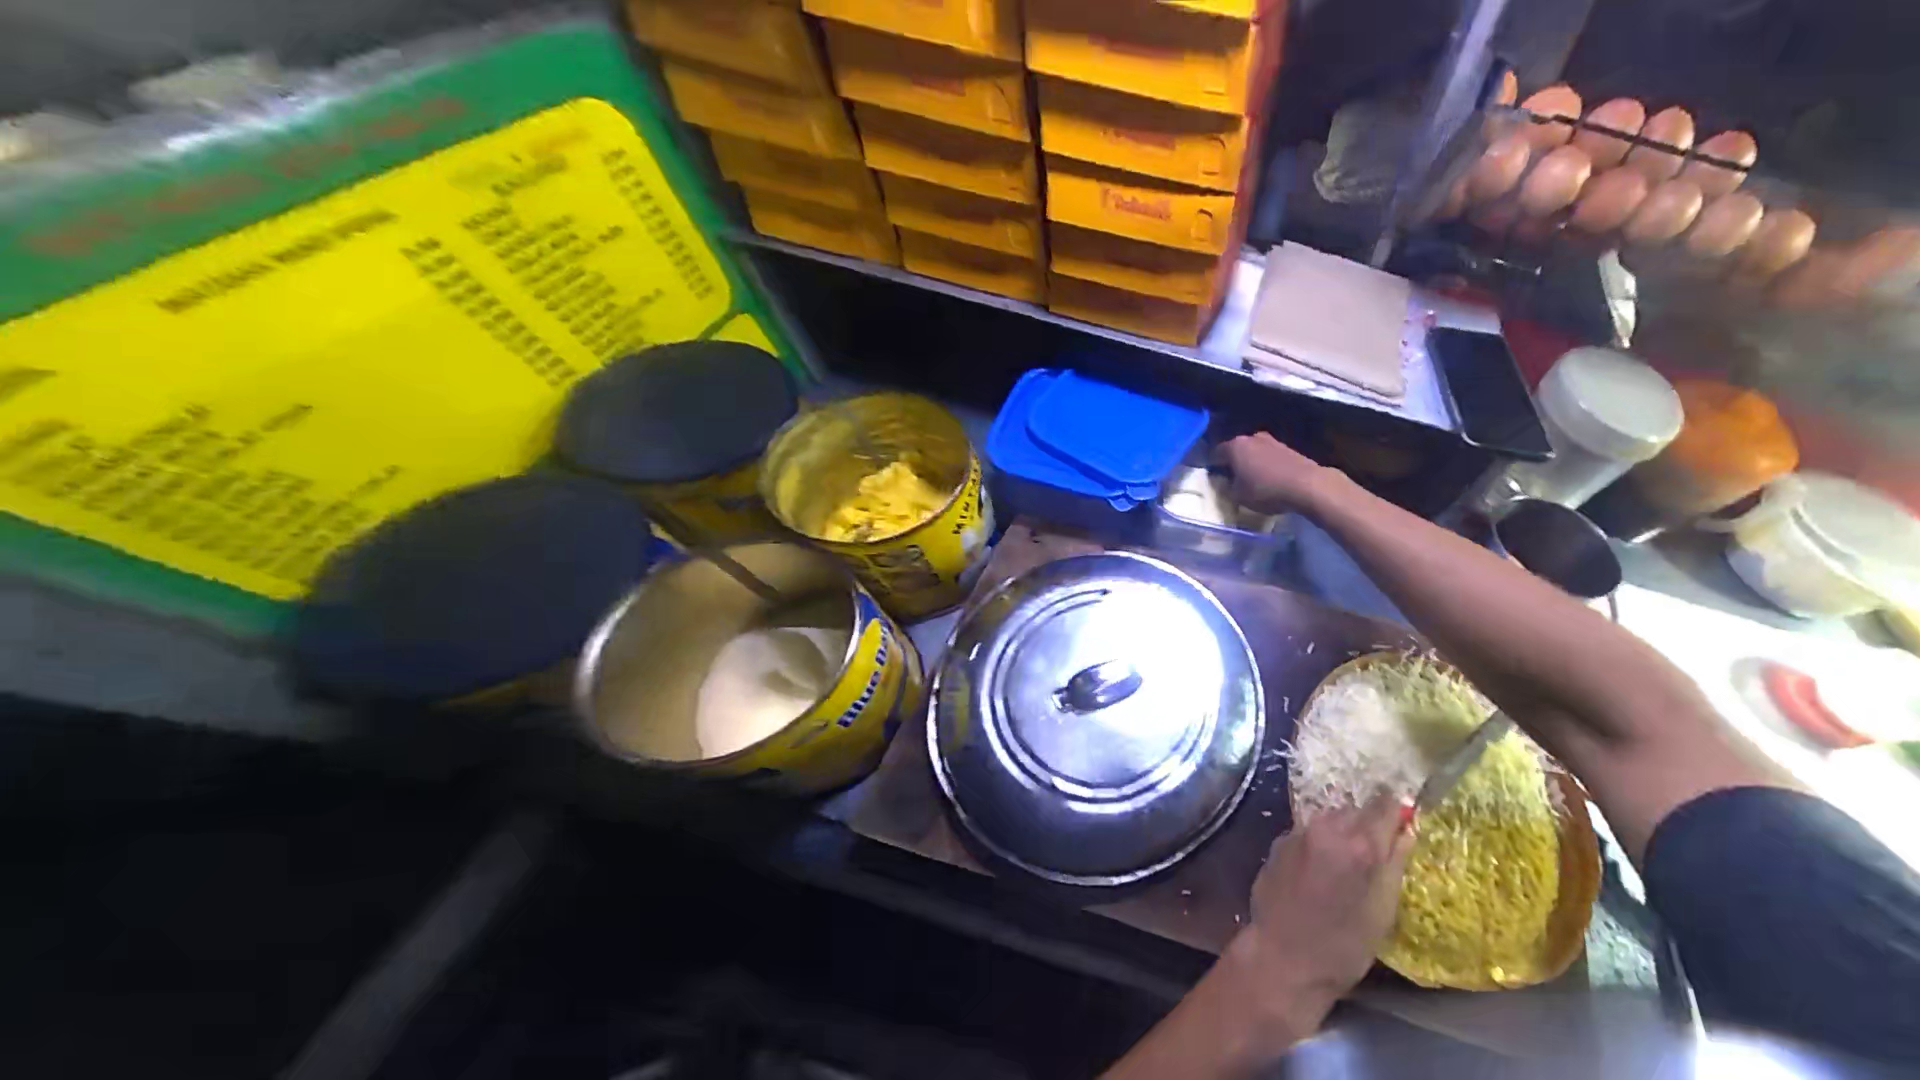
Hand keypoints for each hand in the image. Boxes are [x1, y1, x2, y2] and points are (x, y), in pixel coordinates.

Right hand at [1213, 433, 1334, 515]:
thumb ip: (1226, 486)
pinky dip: (1265, 465)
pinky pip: (1268, 456)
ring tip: (1251, 479)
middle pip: (1235, 450)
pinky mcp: (1288, 448)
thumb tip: (1226, 481)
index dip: (1211, 466)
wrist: (1307, 485)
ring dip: (1250, 462)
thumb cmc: (1265, 490)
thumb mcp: (1237, 495)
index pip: (1215, 453)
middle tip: (1231, 478)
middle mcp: (1251, 438)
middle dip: (1232, 462)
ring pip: (1253, 451)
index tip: (1213, 478)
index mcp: (1234, 446)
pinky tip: (1268, 478)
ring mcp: (1272, 441)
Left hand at [1233, 794, 1416, 1027]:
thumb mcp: (1383, 908)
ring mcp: (1297, 832)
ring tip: (1348, 863)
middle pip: (1355, 810)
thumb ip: (1395, 862)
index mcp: (1358, 845)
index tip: (1405, 816)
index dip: (1397, 809)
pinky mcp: (1278, 841)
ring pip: (1329, 818)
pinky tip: (1321, 868)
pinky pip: (1308, 831)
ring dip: (1342, 831)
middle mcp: (1325, 828)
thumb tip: (1407, 829)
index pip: (1384, 806)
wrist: (1283, 954)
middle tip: (1377, 851)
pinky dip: (1320, 841)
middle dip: (1368, 823)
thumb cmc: (1344, 944)